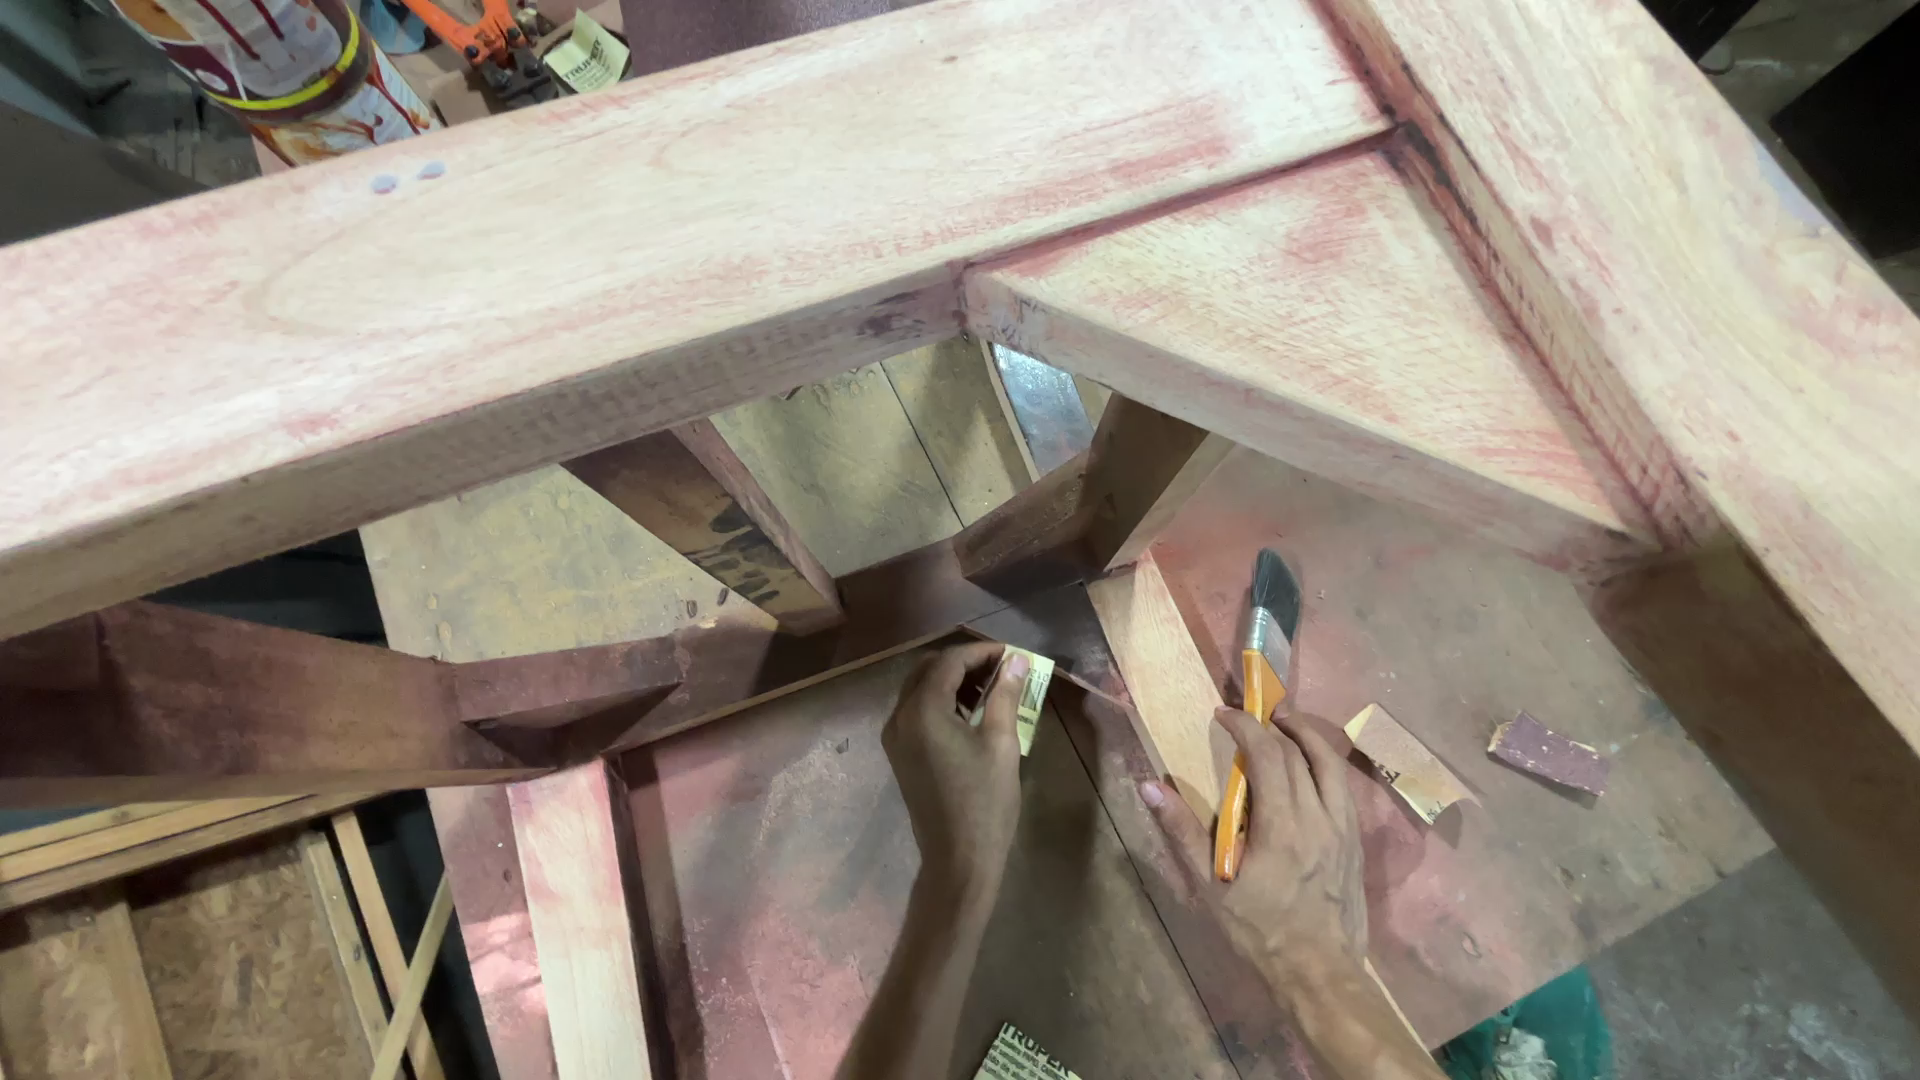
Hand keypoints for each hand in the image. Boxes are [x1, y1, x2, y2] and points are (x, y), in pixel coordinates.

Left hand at [882, 643, 1028, 906]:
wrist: (958, 860)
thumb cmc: (985, 802)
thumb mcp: (1001, 743)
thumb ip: (1005, 695)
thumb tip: (1017, 662)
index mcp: (923, 711)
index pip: (950, 661)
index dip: (982, 652)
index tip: (1012, 655)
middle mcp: (899, 716)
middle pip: (928, 669)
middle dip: (964, 662)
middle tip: (1002, 669)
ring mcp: (895, 736)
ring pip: (919, 688)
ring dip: (952, 680)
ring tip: (992, 688)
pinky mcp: (899, 752)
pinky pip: (916, 710)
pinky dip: (940, 701)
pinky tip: (970, 712)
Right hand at [1139, 707, 1366, 982]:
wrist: (1320, 975)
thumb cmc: (1258, 930)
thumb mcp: (1210, 885)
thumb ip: (1182, 831)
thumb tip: (1150, 785)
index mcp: (1282, 827)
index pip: (1268, 756)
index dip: (1245, 727)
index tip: (1224, 714)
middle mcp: (1318, 819)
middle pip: (1298, 754)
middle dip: (1271, 726)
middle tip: (1248, 714)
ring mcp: (1343, 830)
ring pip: (1330, 765)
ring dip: (1306, 735)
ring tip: (1285, 720)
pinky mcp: (1355, 844)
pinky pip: (1343, 788)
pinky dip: (1324, 763)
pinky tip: (1309, 763)